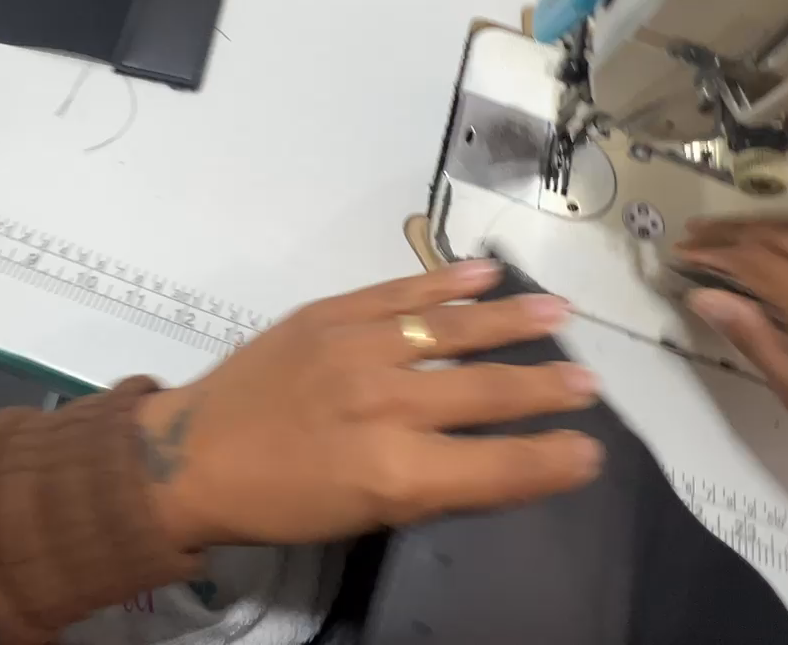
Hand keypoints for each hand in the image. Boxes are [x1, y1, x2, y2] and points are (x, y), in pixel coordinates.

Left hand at [136, 261, 604, 549]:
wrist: (197, 452)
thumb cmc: (282, 499)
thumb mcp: (362, 513)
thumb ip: (431, 483)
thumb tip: (494, 457)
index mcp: (392, 472)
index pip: (495, 467)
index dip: (549, 460)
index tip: (590, 450)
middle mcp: (383, 404)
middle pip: (483, 392)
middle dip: (545, 388)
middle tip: (590, 381)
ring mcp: (355, 348)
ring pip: (450, 330)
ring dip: (510, 321)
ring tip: (560, 311)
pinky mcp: (330, 313)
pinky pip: (400, 293)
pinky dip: (445, 281)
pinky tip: (485, 274)